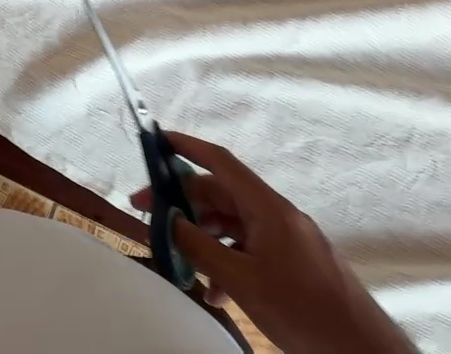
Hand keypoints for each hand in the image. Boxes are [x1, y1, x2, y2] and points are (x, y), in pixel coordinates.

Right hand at [130, 131, 416, 353]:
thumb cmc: (303, 311)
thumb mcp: (240, 280)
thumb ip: (197, 246)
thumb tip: (165, 220)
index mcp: (269, 209)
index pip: (221, 162)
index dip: (186, 146)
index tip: (154, 139)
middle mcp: (280, 216)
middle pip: (221, 195)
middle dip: (182, 202)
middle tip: (147, 214)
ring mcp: (290, 240)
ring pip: (233, 223)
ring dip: (203, 237)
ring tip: (179, 258)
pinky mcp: (297, 263)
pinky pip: (251, 248)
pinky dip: (227, 260)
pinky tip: (215, 290)